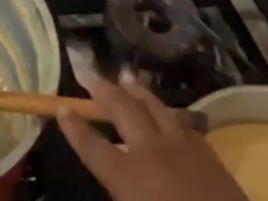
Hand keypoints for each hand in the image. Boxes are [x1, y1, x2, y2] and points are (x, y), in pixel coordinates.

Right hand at [57, 73, 243, 200]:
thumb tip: (118, 188)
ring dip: (136, 91)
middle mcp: (150, 152)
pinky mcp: (206, 150)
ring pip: (153, 106)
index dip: (75, 128)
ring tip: (126, 78)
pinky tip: (167, 111)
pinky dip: (167, 110)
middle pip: (122, 111)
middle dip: (103, 92)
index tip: (61, 109)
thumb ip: (121, 194)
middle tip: (91, 77)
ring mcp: (180, 146)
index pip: (93, 146)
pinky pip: (180, 120)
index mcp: (128, 177)